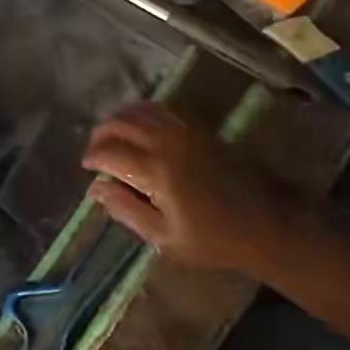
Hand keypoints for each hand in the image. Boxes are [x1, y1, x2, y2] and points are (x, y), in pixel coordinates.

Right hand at [81, 101, 326, 279]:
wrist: (263, 226)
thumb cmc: (211, 240)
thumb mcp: (164, 238)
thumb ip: (126, 210)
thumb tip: (95, 190)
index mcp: (156, 172)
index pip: (110, 152)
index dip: (92, 156)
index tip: (86, 167)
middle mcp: (167, 143)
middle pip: (121, 122)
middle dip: (100, 133)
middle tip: (94, 150)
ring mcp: (184, 131)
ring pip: (140, 109)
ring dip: (119, 119)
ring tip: (111, 137)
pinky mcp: (197, 129)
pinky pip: (160, 109)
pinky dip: (141, 112)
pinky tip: (138, 128)